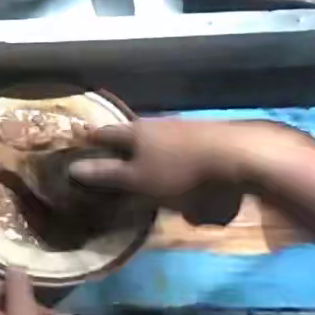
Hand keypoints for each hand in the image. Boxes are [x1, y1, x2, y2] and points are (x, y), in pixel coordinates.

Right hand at [68, 119, 314, 223]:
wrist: (244, 158)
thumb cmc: (180, 171)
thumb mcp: (137, 180)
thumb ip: (105, 175)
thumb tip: (71, 168)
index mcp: (135, 132)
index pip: (104, 133)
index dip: (90, 140)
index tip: (78, 146)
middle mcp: (158, 125)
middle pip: (134, 137)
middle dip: (125, 153)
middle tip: (116, 169)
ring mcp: (186, 130)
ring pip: (162, 147)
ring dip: (157, 165)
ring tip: (156, 185)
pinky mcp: (211, 141)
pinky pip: (188, 157)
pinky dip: (183, 172)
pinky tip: (191, 189)